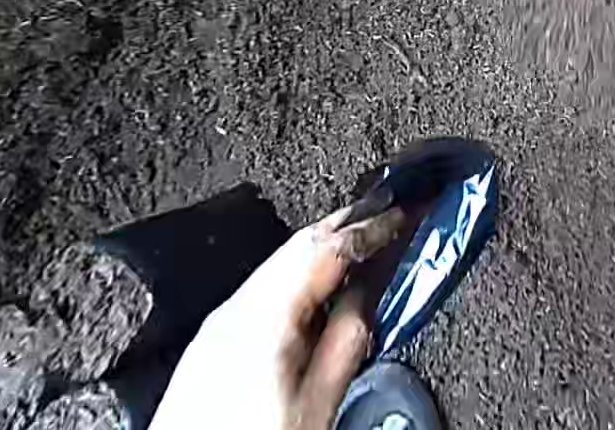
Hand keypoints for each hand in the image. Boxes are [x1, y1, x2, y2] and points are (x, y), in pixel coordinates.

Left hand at [151, 206, 407, 429]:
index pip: (330, 248)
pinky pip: (265, 282)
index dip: (373, 226)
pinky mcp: (211, 339)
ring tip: (362, 235)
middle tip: (387, 207)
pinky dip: (301, 267)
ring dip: (326, 241)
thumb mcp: (318, 406)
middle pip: (301, 243)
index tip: (403, 213)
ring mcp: (218, 322)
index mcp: (266, 320)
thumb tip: (370, 290)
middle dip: (350, 220)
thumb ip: (349, 339)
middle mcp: (236, 309)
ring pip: (282, 259)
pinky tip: (319, 278)